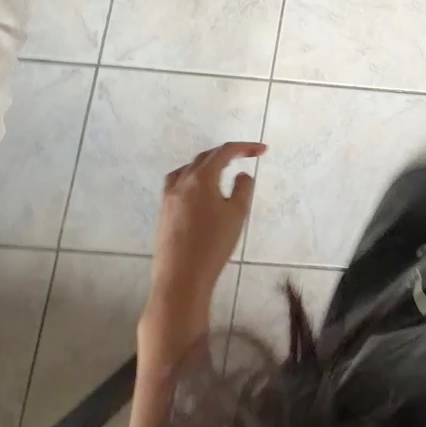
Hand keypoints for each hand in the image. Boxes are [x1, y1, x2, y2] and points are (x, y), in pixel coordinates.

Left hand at [140, 142, 264, 355]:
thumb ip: (243, 188)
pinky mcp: (163, 213)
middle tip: (246, 156)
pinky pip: (177, 183)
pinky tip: (199, 191)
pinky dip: (192, 178)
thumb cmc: (213, 245)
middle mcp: (182, 182)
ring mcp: (169, 198)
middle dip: (227, 153)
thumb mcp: (237, 214)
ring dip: (207, 164)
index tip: (262, 150)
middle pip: (205, 157)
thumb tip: (242, 175)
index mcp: (201, 178)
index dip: (245, 147)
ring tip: (221, 170)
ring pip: (188, 169)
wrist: (181, 279)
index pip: (225, 152)